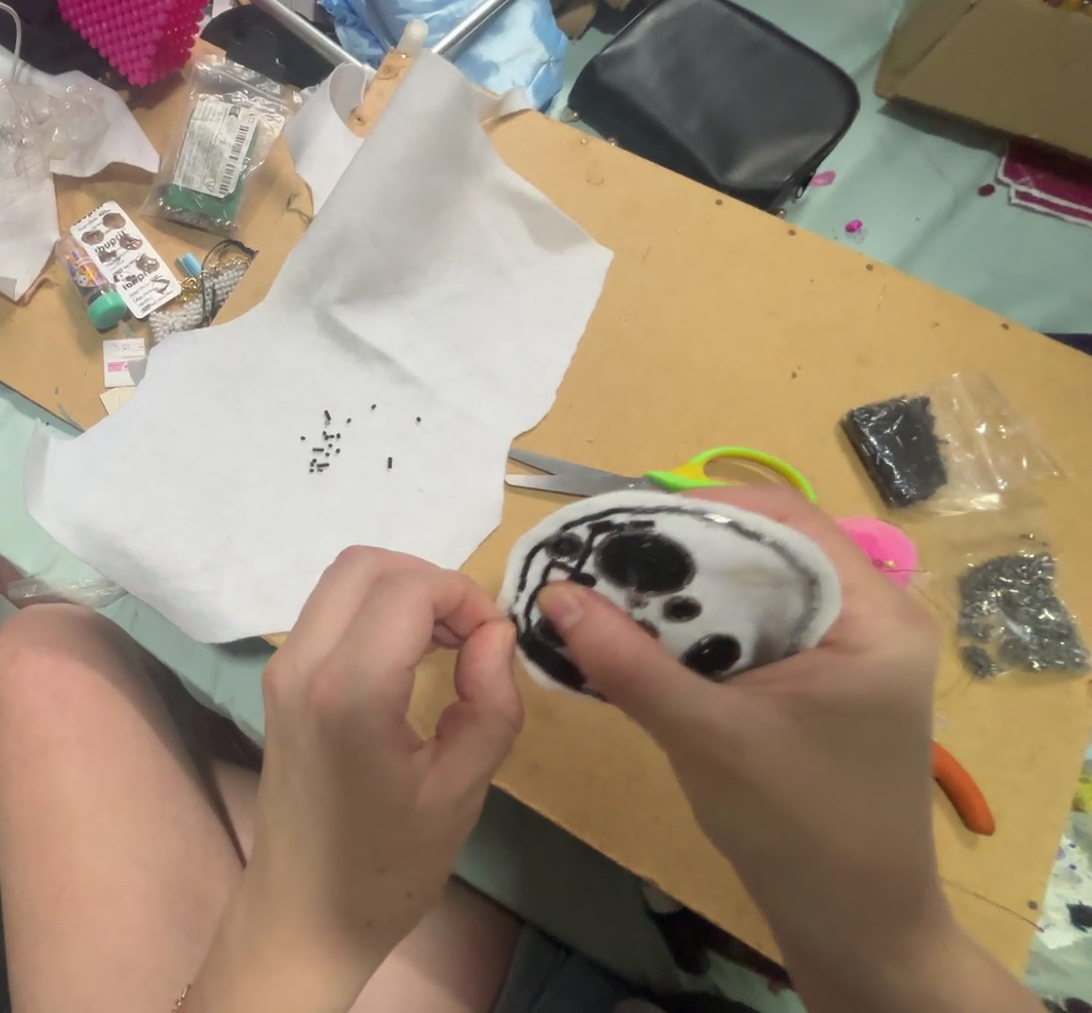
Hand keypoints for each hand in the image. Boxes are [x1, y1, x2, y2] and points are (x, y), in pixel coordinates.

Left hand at [247, 548, 522, 978]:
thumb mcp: (461, 790)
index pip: (405, 588)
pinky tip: (408, 654)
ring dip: (398, 592)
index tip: (495, 637)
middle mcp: (302, 662)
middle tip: (471, 632)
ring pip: (339, 582)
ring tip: (448, 643)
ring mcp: (281, 666)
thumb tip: (495, 633)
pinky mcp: (278, 677)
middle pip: (362, 565)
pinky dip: (372, 611)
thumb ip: (490, 702)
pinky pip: (326, 612)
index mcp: (348, 690)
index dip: (461, 595)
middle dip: (428, 580)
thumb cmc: (387, 865)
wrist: (303, 908)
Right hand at [533, 487, 990, 1009]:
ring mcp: (820, 646)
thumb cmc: (798, 820)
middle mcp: (851, 617)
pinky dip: (669, 623)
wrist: (843, 913)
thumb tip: (551, 593)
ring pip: (730, 586)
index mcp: (869, 617)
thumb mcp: (705, 735)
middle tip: (590, 556)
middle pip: (753, 548)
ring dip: (662, 587)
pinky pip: (721, 625)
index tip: (617, 521)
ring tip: (593, 587)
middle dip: (667, 547)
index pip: (785, 520)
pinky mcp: (787, 673)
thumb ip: (626, 662)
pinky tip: (619, 631)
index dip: (698, 506)